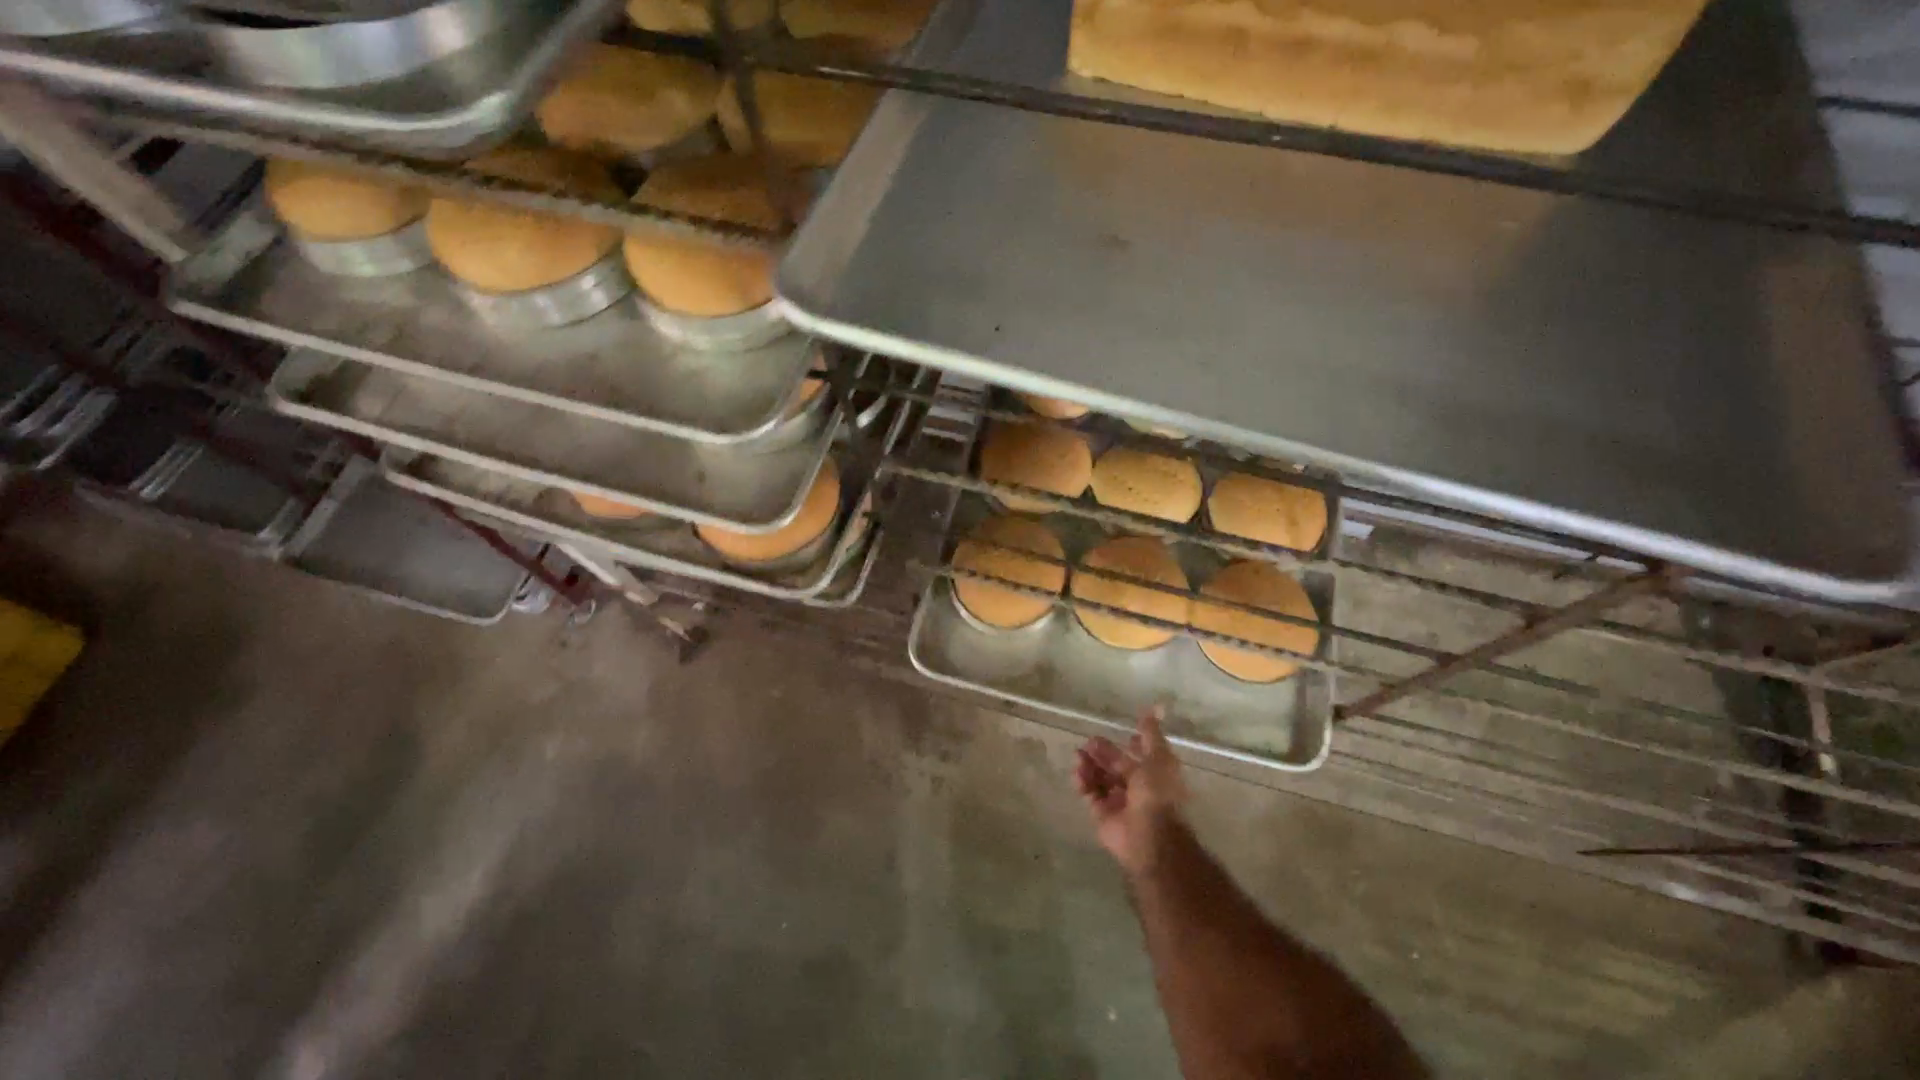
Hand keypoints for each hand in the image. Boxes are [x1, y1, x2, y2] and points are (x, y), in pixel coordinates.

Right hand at [1075, 708, 1188, 876]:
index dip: (1133, 744)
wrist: (1149, 835)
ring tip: (1079, 755)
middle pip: (1117, 766)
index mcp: (1156, 774)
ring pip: (1101, 779)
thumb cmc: (1159, 793)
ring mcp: (1119, 802)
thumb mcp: (1159, 757)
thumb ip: (1151, 734)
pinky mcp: (1102, 814)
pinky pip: (1090, 794)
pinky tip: (1078, 772)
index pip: (1143, 755)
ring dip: (1090, 765)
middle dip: (1104, 753)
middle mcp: (1138, 787)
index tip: (1122, 733)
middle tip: (1089, 742)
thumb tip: (1154, 708)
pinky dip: (1083, 783)